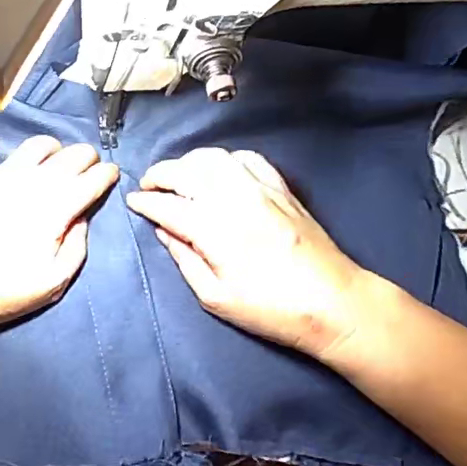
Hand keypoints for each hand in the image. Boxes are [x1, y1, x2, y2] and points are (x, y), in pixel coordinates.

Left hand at [0, 133, 118, 333]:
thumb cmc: (4, 289)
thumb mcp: (54, 282)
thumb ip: (76, 247)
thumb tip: (81, 219)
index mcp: (58, 207)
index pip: (93, 179)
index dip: (107, 174)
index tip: (111, 175)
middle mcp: (33, 182)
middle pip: (70, 155)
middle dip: (86, 157)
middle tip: (89, 166)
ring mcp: (1, 175)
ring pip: (34, 145)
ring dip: (51, 146)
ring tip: (53, 156)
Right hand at [125, 147, 392, 366]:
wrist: (333, 303)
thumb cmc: (271, 308)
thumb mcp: (215, 296)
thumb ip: (184, 259)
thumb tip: (165, 233)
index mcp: (213, 229)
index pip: (167, 205)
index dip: (145, 202)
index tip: (133, 203)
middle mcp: (234, 199)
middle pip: (185, 172)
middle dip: (159, 175)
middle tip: (148, 186)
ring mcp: (260, 188)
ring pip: (213, 157)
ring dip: (188, 162)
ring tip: (178, 175)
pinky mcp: (281, 188)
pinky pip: (247, 158)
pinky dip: (225, 159)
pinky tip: (220, 171)